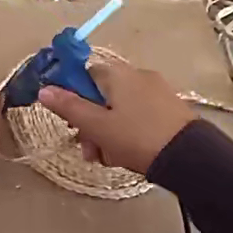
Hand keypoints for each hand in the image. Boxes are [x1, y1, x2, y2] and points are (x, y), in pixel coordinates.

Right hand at [36, 60, 195, 174]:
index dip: (72, 97)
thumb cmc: (137, 138)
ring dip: (107, 134)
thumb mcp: (97, 126)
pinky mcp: (169, 110)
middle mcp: (137, 76)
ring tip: (108, 158)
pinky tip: (128, 156)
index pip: (84, 75)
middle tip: (90, 150)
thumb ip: (69, 107)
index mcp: (117, 74)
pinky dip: (128, 134)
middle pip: (101, 96)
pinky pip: (138, 117)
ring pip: (118, 110)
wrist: (189, 157)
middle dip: (90, 124)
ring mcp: (156, 92)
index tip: (71, 122)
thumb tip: (43, 89)